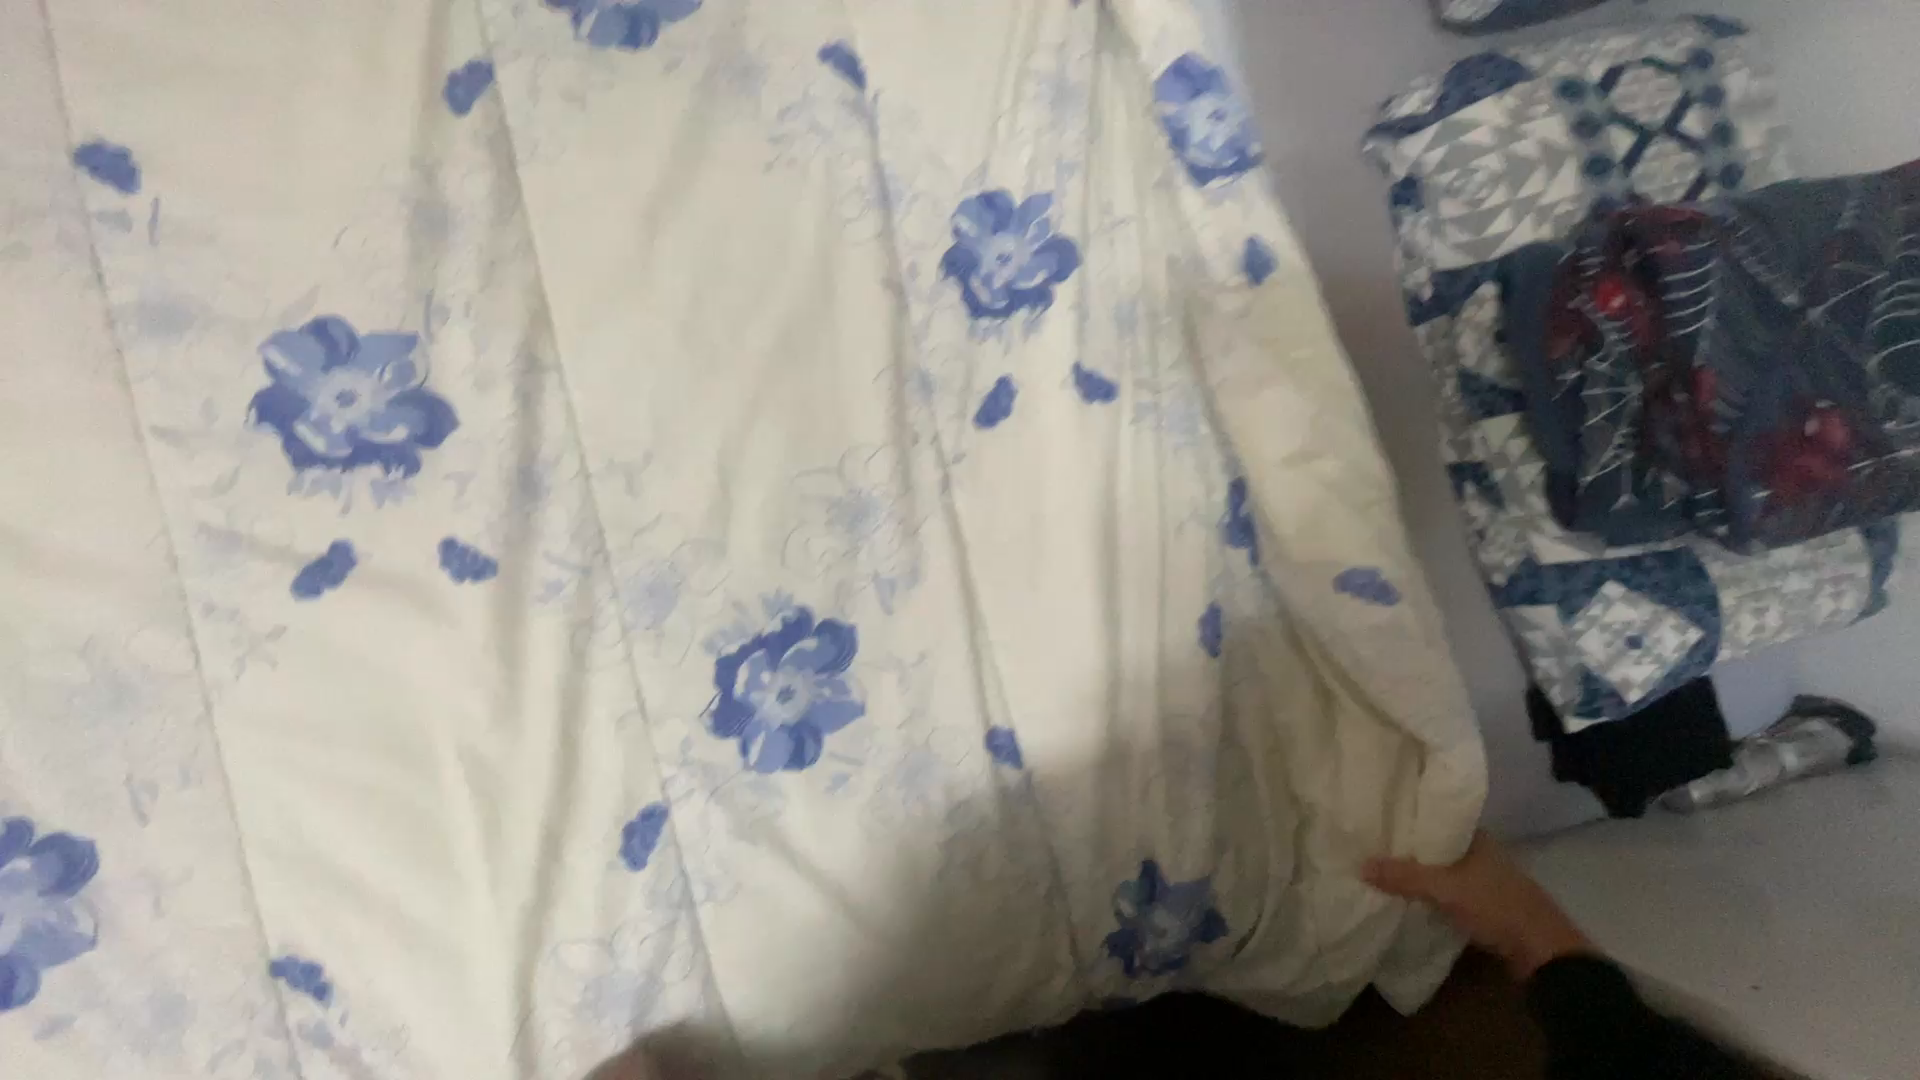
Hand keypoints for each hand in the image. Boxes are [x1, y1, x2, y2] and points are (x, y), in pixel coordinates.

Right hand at [1364, 830, 1593, 980]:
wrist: (1546, 955)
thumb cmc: (1498, 906)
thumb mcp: (1445, 888)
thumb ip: (1404, 876)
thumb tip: (1359, 865)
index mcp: (1475, 836)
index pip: (1434, 815)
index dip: (1407, 813)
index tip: (1376, 812)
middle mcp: (1480, 852)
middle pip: (1434, 843)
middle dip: (1407, 844)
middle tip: (1370, 840)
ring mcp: (1484, 879)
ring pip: (1441, 867)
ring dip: (1417, 869)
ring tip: (1381, 865)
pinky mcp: (1485, 904)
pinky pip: (1447, 888)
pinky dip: (1429, 889)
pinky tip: (1407, 892)